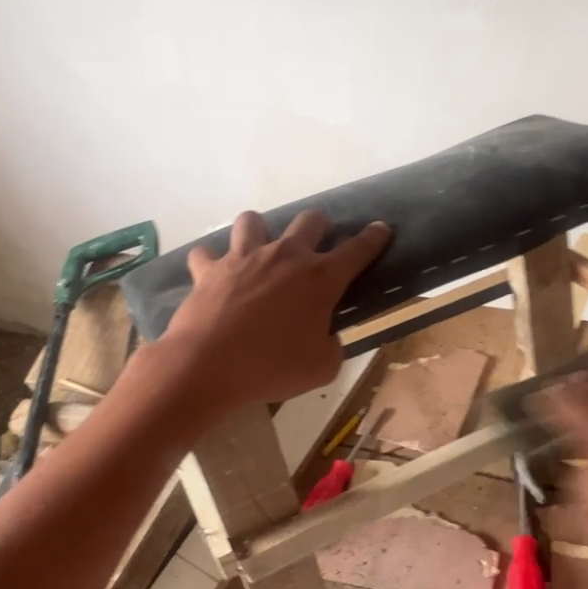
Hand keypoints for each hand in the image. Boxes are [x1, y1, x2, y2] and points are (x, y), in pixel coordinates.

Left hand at [154, 210, 390, 411]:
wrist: (208, 365)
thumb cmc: (272, 367)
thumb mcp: (322, 368)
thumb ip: (331, 346)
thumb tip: (326, 337)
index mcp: (320, 278)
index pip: (357, 250)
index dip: (373, 238)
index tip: (380, 228)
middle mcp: (284, 256)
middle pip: (309, 221)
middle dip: (320, 226)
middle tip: (318, 241)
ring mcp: (243, 258)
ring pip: (253, 220)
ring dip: (260, 231)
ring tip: (260, 250)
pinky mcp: (209, 269)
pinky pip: (206, 253)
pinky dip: (210, 261)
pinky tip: (213, 274)